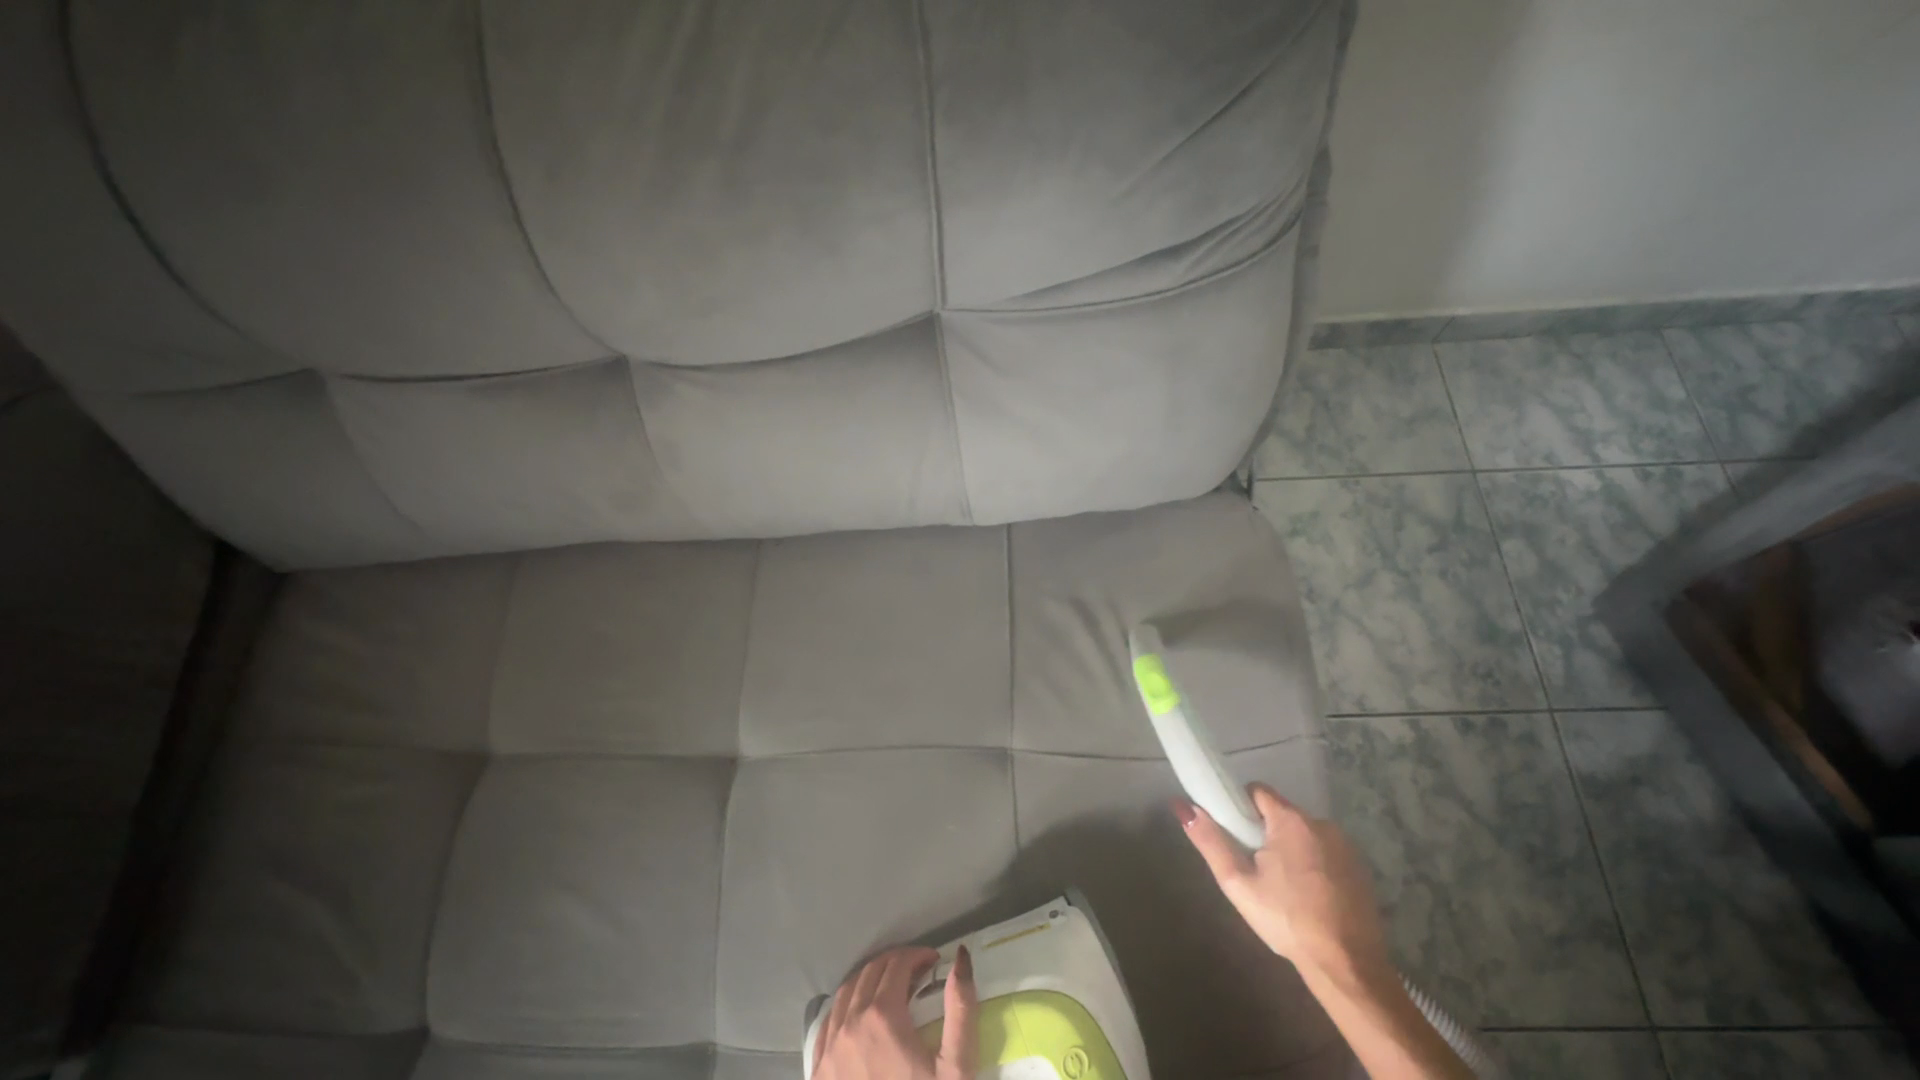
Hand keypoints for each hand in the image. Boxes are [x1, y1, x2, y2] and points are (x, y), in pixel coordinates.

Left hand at [813, 945, 977, 1079]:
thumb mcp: (955, 1067)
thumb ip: (961, 1008)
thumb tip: (960, 958)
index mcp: (883, 1016)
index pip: (897, 965)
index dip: (918, 956)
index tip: (934, 962)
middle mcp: (850, 1022)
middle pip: (870, 972)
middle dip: (896, 963)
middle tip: (918, 971)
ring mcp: (829, 1046)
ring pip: (846, 991)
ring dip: (870, 979)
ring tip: (892, 987)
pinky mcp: (818, 1069)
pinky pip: (828, 1020)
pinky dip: (847, 1004)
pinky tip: (860, 1014)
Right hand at [1175, 784, 1390, 981]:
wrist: (1344, 961)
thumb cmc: (1285, 918)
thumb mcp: (1238, 882)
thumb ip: (1210, 841)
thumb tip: (1182, 806)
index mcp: (1290, 820)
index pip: (1257, 792)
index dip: (1241, 808)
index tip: (1236, 836)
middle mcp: (1321, 823)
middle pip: (1282, 814)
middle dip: (1266, 833)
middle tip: (1256, 870)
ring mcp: (1346, 845)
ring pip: (1305, 835)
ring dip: (1291, 849)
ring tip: (1283, 888)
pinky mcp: (1361, 867)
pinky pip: (1327, 852)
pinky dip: (1315, 864)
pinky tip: (1310, 896)